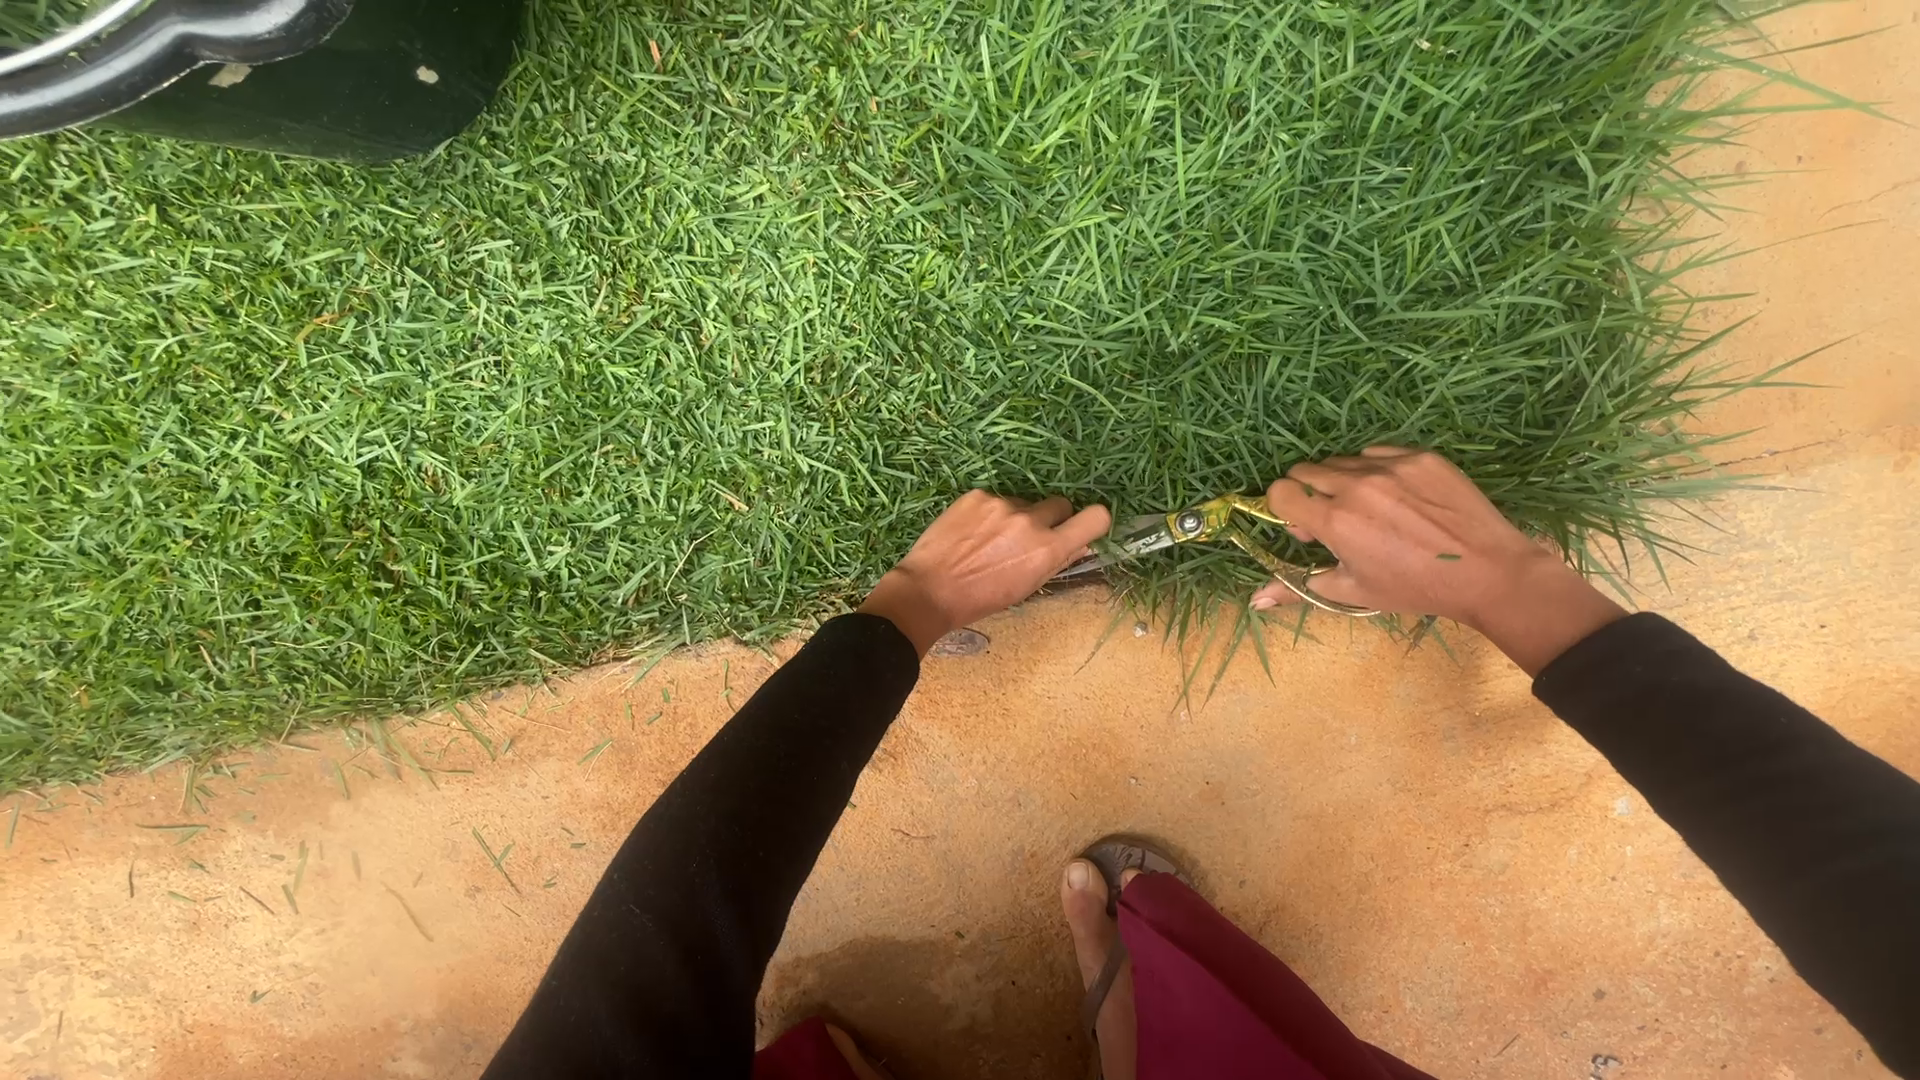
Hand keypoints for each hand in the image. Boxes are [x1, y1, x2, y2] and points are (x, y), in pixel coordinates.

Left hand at [859, 491, 1111, 655]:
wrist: (929, 590)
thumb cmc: (981, 598)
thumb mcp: (1027, 587)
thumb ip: (1057, 561)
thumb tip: (1080, 543)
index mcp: (1048, 549)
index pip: (1096, 517)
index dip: (1093, 521)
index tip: (1082, 528)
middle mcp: (1030, 521)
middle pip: (1061, 504)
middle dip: (1052, 518)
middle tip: (1030, 537)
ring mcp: (1002, 504)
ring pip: (1025, 503)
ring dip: (1016, 517)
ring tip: (990, 541)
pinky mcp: (977, 495)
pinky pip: (996, 500)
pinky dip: (990, 513)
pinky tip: (972, 534)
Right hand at [1252, 447, 1624, 674]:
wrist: (1489, 572)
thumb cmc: (1414, 588)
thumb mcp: (1351, 592)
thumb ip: (1296, 590)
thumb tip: (1254, 600)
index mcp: (1335, 521)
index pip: (1279, 491)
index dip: (1284, 509)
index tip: (1304, 527)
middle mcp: (1356, 487)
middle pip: (1303, 471)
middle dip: (1308, 493)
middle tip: (1334, 518)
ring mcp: (1390, 467)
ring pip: (1339, 461)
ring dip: (1340, 481)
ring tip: (1369, 508)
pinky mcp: (1420, 456)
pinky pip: (1376, 453)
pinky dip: (1373, 470)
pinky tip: (1395, 495)